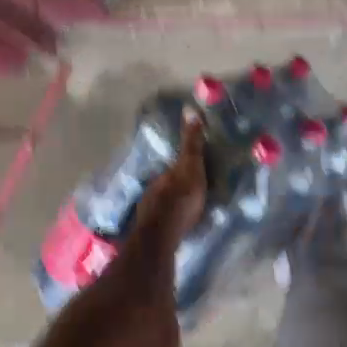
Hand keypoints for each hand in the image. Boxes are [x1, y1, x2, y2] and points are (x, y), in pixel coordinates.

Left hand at [128, 109, 209, 245]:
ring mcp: (149, 212)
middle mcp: (152, 191)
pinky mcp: (150, 231)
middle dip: (178, 187)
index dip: (185, 168)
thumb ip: (192, 143)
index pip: (174, 167)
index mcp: (164, 175)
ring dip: (174, 205)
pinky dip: (170, 220)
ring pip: (163, 203)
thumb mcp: (191, 166)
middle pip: (167, 185)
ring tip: (190, 211)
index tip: (197, 171)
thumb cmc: (180, 199)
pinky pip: (163, 221)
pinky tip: (179, 226)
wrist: (161, 236)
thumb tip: (190, 109)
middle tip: (195, 192)